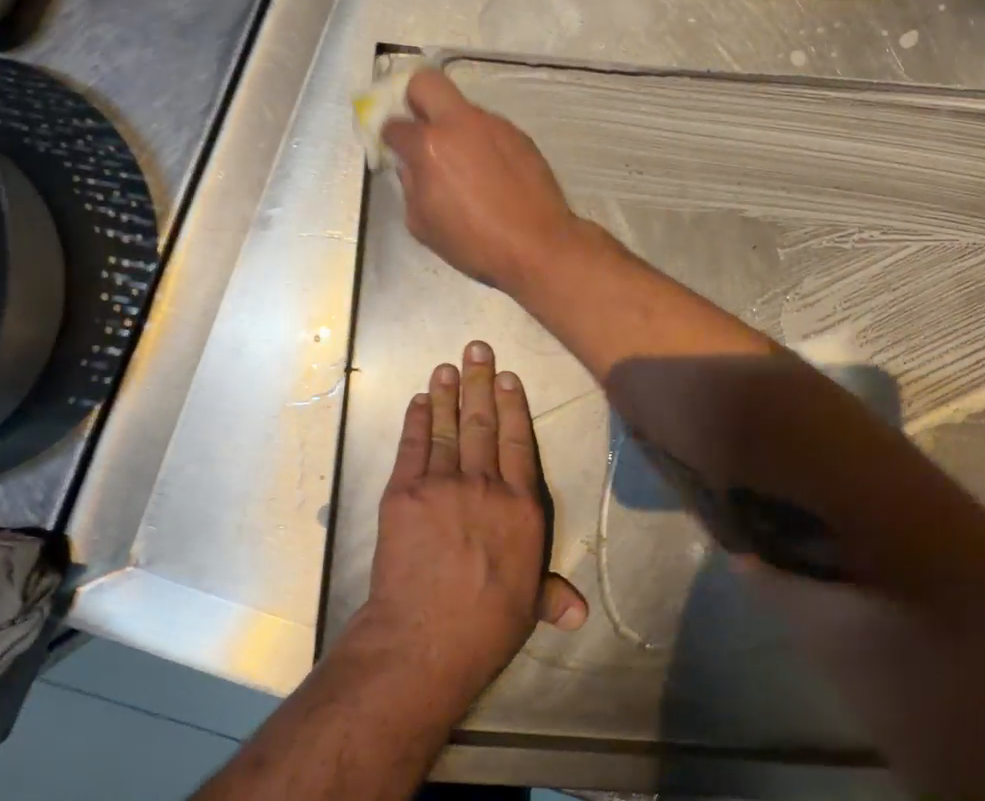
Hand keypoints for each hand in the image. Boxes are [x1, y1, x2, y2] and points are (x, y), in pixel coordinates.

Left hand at [355, 340, 586, 705]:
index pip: (518, 443)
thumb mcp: (527, 606)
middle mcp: (486, 485)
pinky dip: (416, 421)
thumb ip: (549, 594)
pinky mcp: (405, 493)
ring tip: (448, 365)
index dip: (512, 407)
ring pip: (448, 428)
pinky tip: (420, 401)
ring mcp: (443, 485)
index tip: (507, 378)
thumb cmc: (486, 625)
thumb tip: (579, 612)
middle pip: (483, 423)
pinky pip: (413, 447)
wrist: (427, 637)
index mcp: (522, 507)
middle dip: (480, 382)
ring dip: (447, 393)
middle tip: (477, 347)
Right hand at [381, 69, 588, 288]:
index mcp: (429, 145)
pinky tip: (490, 175)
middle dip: (413, 98)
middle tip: (419, 128)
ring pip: (462, 109)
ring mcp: (494, 125)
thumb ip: (410, 186)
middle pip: (426, 82)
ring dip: (453, 128)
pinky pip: (489, 129)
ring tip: (463, 167)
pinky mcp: (519, 135)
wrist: (538, 246)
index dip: (389, 138)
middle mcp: (460, 124)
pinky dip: (481, 143)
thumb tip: (412, 166)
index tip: (394, 150)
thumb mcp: (422, 223)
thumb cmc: (473, 242)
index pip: (394, 125)